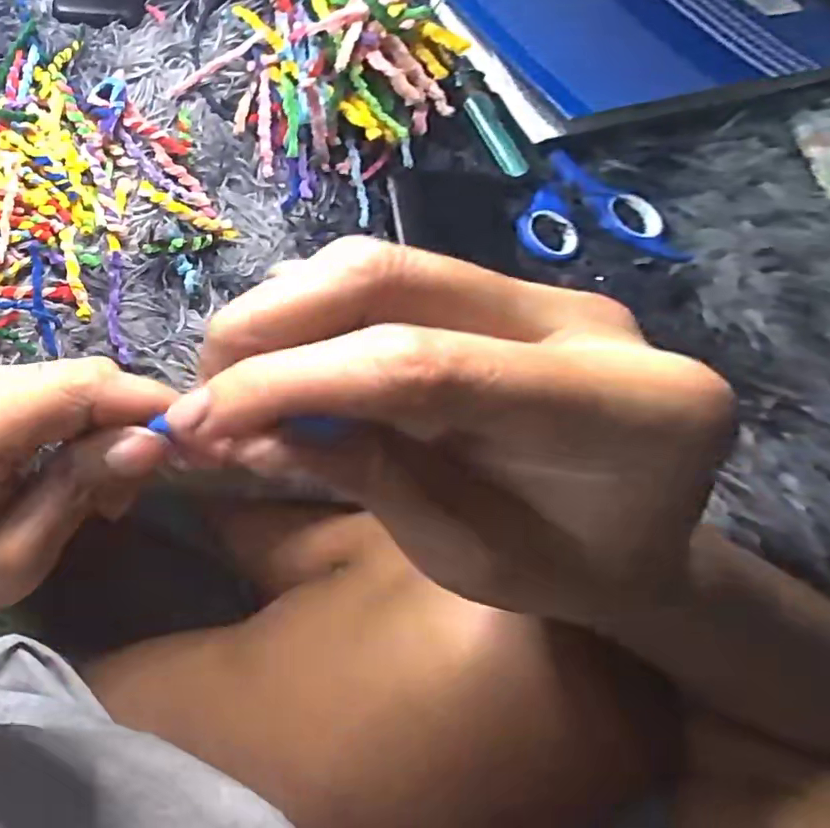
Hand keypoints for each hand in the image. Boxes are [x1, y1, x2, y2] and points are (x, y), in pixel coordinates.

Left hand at [0, 358, 174, 618]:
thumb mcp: (21, 555)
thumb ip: (79, 487)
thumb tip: (150, 440)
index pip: (77, 388)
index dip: (143, 403)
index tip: (197, 444)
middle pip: (83, 377)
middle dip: (132, 421)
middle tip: (142, 488)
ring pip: (79, 381)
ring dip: (112, 427)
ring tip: (109, 493)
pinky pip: (62, 390)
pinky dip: (89, 425)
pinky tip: (86, 471)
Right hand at [157, 237, 736, 624]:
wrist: (631, 537)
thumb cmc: (560, 568)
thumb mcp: (466, 560)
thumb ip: (363, 479)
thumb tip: (243, 431)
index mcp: (616, 406)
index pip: (412, 363)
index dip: (286, 383)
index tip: (199, 423)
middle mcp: (572, 319)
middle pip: (375, 277)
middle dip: (260, 328)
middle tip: (202, 392)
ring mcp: (522, 288)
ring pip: (360, 262)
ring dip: (267, 314)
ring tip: (231, 380)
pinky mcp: (476, 282)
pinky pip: (364, 272)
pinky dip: (294, 307)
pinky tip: (274, 355)